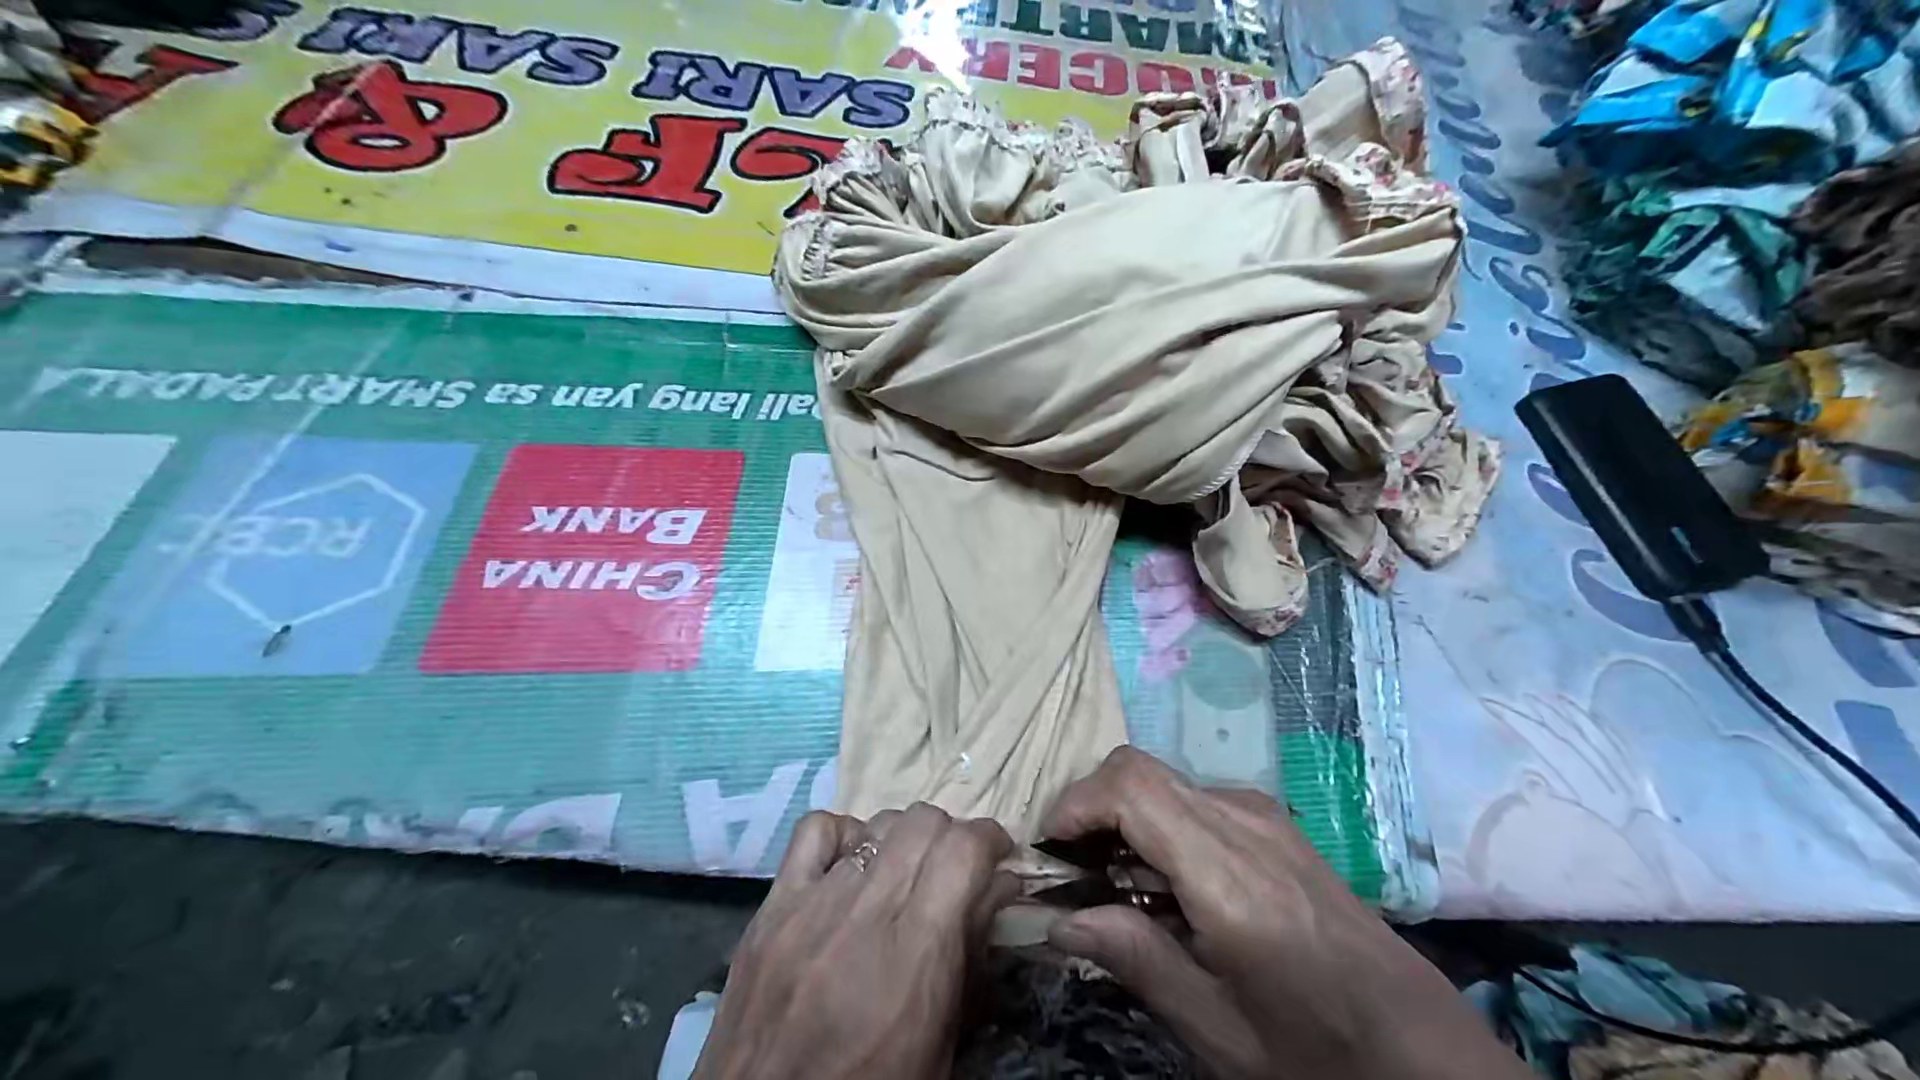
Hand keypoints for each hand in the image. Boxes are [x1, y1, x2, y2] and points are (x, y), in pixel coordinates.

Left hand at [693, 803, 1015, 1079]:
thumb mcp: (942, 1043)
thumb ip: (974, 955)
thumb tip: (1000, 884)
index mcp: (916, 955)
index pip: (962, 850)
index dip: (989, 839)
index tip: (996, 854)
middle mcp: (866, 914)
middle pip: (923, 822)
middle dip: (951, 836)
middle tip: (954, 868)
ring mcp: (813, 903)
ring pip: (877, 823)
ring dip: (905, 838)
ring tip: (905, 871)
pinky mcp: (773, 905)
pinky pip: (814, 831)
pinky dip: (844, 834)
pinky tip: (851, 864)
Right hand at [1042, 747, 1529, 1079]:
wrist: (1430, 1058)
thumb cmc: (1319, 1055)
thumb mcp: (1218, 1032)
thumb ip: (1134, 961)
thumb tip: (1059, 920)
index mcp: (1229, 876)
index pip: (1132, 787)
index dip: (1076, 803)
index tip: (1050, 851)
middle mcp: (1245, 824)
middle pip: (1138, 768)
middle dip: (1089, 806)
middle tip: (1073, 869)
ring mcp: (1265, 817)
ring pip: (1163, 778)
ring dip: (1122, 815)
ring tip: (1114, 884)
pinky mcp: (1276, 824)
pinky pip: (1193, 798)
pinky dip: (1157, 822)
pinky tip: (1166, 884)